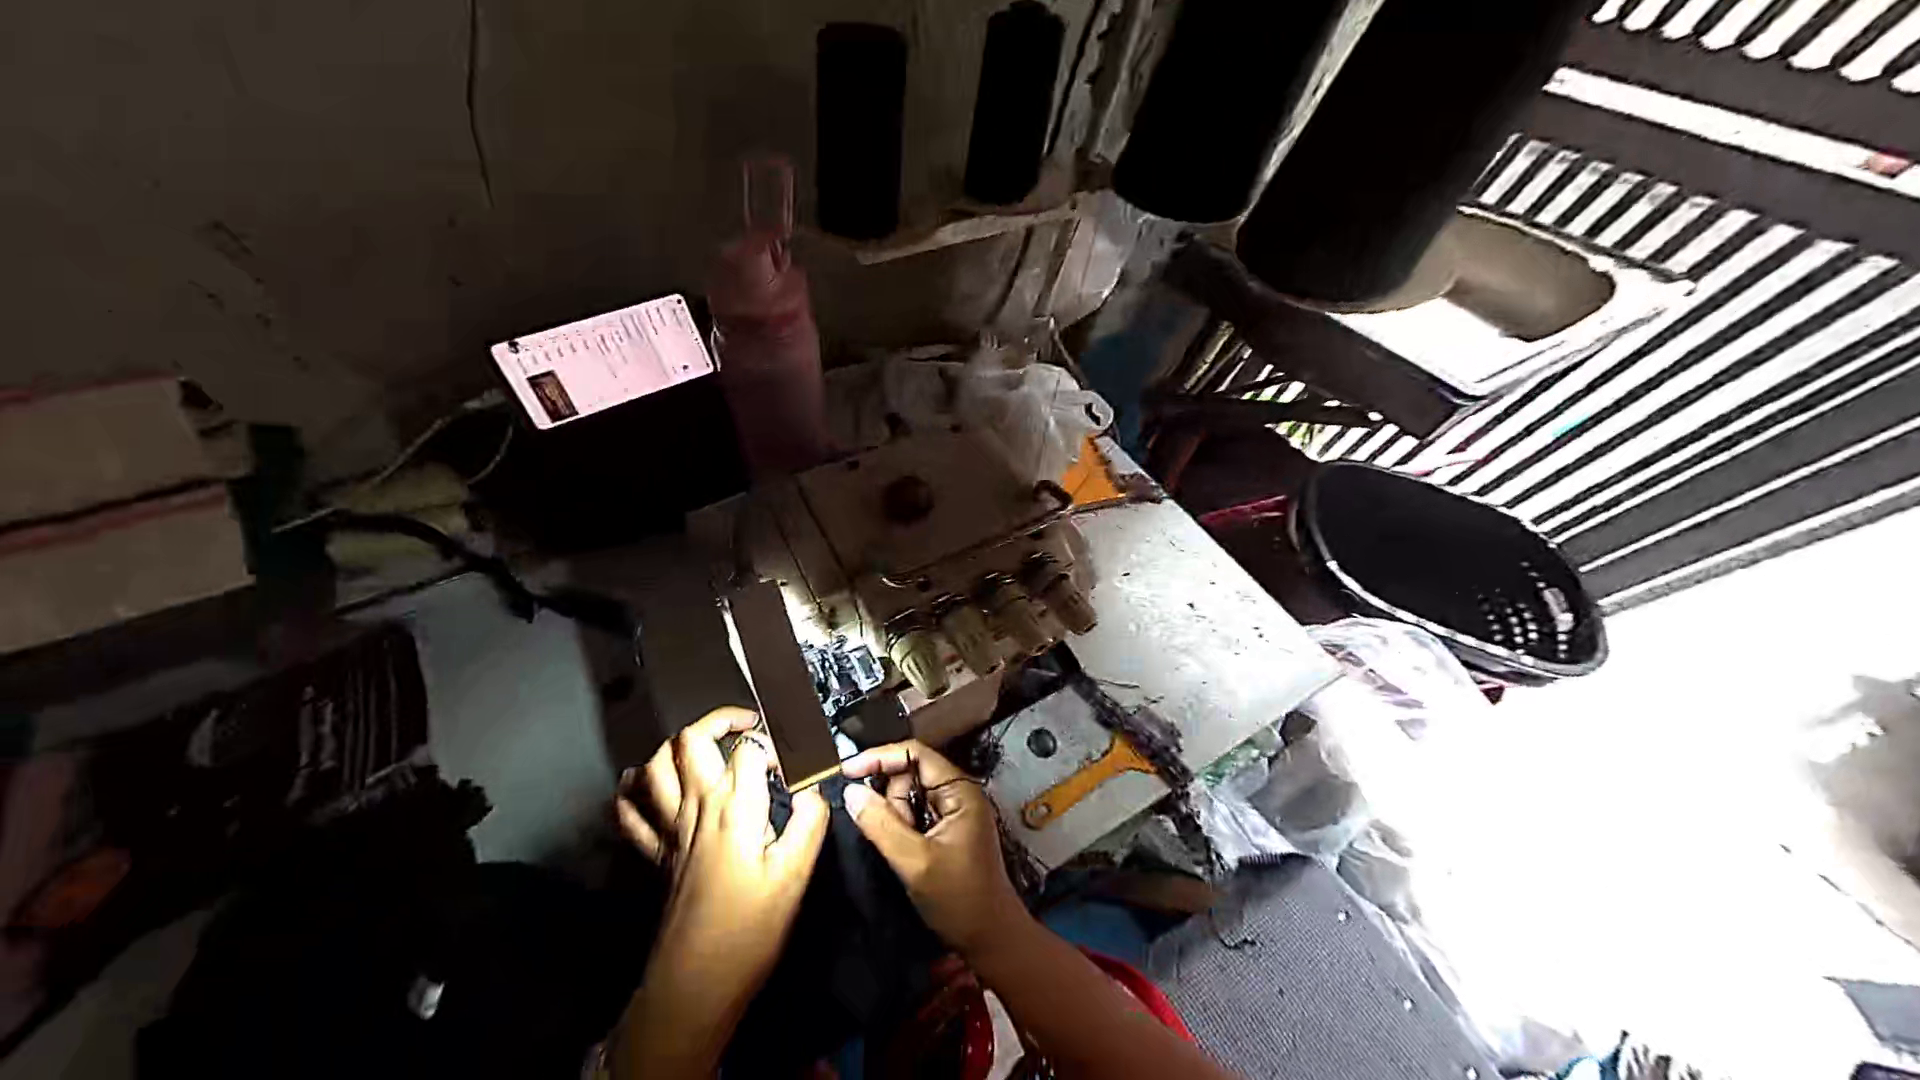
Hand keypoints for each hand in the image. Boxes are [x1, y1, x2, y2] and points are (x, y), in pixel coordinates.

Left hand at [612, 706, 829, 1077]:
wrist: (695, 985)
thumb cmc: (749, 930)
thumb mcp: (794, 875)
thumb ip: (810, 821)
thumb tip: (815, 789)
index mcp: (734, 809)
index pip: (751, 748)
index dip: (777, 742)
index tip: (795, 759)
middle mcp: (696, 808)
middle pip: (693, 740)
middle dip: (722, 720)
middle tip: (749, 726)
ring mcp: (669, 829)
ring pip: (656, 764)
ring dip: (679, 745)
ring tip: (706, 746)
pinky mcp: (654, 853)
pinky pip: (629, 811)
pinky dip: (634, 788)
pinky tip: (647, 781)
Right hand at [840, 740, 1029, 958]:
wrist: (991, 941)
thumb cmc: (960, 899)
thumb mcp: (915, 861)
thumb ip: (881, 824)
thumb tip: (851, 791)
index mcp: (960, 790)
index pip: (915, 754)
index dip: (880, 757)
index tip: (847, 770)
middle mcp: (958, 794)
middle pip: (909, 775)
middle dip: (889, 798)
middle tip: (886, 833)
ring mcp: (953, 813)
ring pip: (908, 797)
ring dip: (894, 817)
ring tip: (902, 851)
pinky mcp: (946, 831)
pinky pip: (914, 816)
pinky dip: (901, 828)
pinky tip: (901, 851)